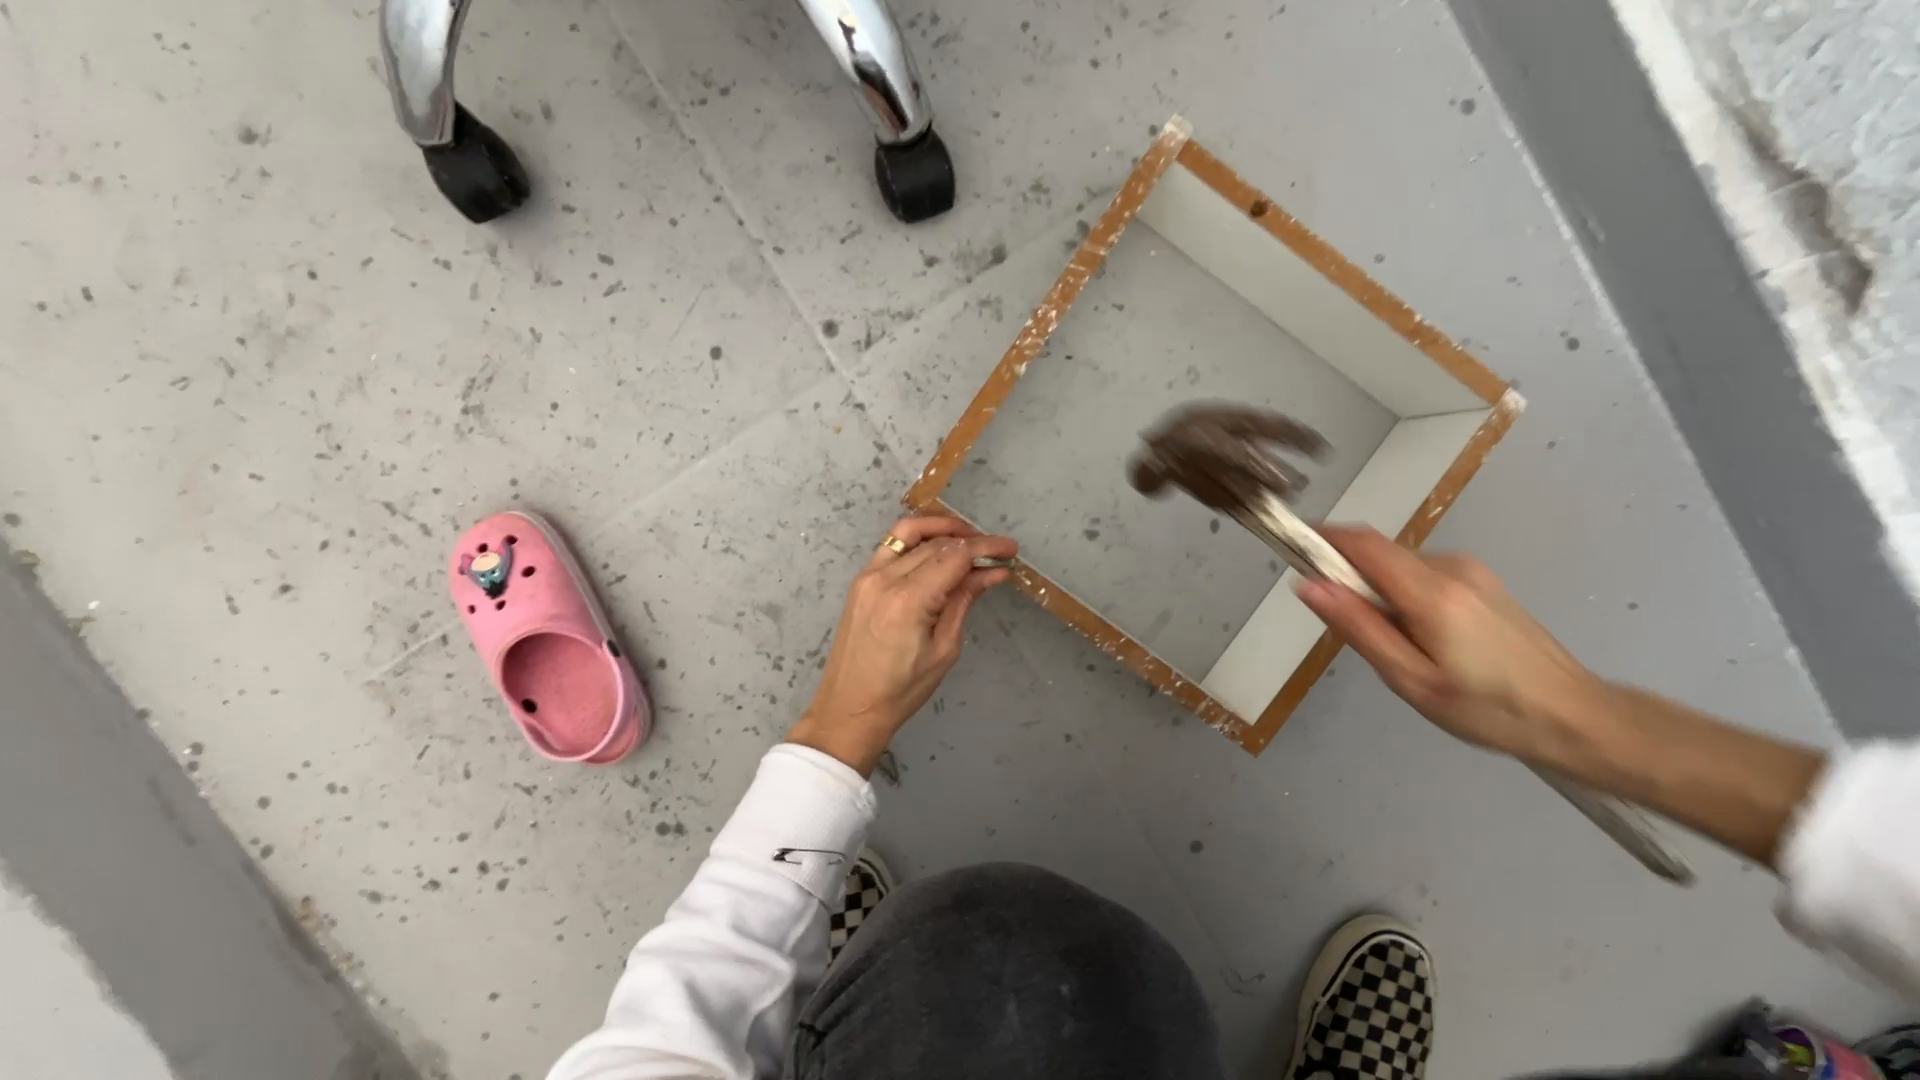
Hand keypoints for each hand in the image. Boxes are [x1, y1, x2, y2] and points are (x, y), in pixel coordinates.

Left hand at [787, 515, 1016, 775]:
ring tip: (969, 541)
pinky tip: (937, 551)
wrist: (850, 707)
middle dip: (971, 542)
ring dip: (942, 530)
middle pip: (936, 543)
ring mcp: (868, 576)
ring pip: (910, 534)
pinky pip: (892, 546)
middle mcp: (885, 579)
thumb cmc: (901, 690)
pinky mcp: (861, 581)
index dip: (986, 547)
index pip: (955, 556)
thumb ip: (964, 601)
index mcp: (908, 600)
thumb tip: (992, 572)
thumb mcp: (944, 649)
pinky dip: (918, 540)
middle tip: (997, 553)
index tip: (1010, 549)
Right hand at [1293, 526, 1601, 760]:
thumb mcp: (1411, 679)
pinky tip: (1421, 641)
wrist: (1577, 719)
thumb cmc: (1488, 710)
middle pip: (1379, 554)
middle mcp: (1452, 568)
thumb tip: (1309, 585)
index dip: (1321, 538)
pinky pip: (1422, 577)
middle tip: (1346, 629)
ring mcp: (1472, 573)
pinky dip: (1402, 596)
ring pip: (1400, 567)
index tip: (1290, 549)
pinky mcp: (1483, 584)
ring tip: (1393, 648)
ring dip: (1376, 591)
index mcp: (1432, 592)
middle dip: (1347, 576)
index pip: (1362, 543)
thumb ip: (1359, 628)